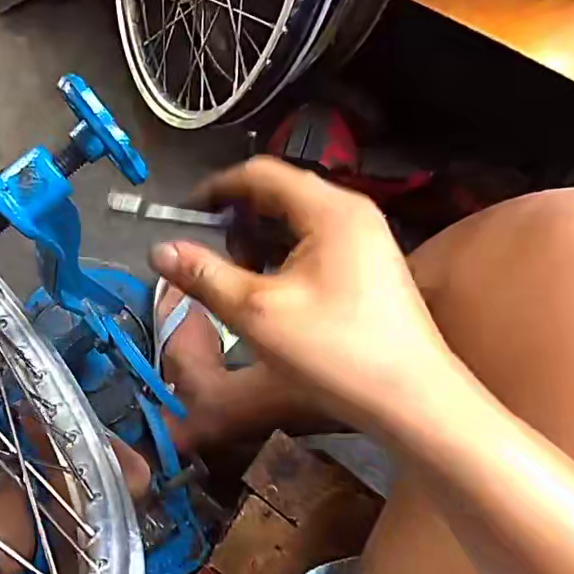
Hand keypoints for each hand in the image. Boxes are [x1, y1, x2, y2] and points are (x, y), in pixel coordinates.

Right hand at [149, 157, 466, 437]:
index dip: (216, 188)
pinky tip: (276, 294)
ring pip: (298, 221)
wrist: (413, 399)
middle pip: (280, 194)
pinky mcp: (371, 265)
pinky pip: (317, 243)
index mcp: (329, 209)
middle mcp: (352, 212)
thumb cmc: (336, 351)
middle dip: (239, 220)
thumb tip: (160, 249)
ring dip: (261, 241)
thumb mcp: (257, 313)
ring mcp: (367, 238)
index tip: (185, 213)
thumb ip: (204, 276)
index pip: (260, 173)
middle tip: (213, 257)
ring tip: (242, 280)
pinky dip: (286, 257)